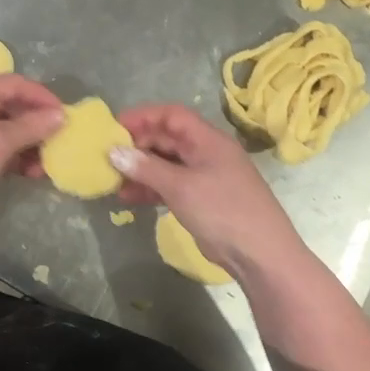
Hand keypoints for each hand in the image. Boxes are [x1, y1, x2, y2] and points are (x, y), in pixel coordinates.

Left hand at [0, 74, 64, 214]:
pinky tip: (31, 173)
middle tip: (59, 142)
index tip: (65, 116)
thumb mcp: (0, 142)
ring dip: (29, 145)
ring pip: (7, 130)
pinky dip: (15, 157)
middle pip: (12, 106)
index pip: (16, 84)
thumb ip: (31, 127)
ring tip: (47, 165)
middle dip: (38, 124)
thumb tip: (60, 115)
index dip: (42, 96)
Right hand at [109, 104, 304, 267]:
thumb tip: (113, 151)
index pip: (171, 116)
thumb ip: (146, 168)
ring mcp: (203, 177)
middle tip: (109, 156)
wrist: (260, 255)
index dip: (142, 116)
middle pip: (166, 138)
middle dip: (137, 145)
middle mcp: (206, 153)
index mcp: (208, 141)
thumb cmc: (223, 211)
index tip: (114, 127)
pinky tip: (127, 197)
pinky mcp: (200, 199)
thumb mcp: (181, 187)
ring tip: (113, 179)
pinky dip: (148, 188)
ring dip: (139, 169)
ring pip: (165, 163)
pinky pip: (168, 185)